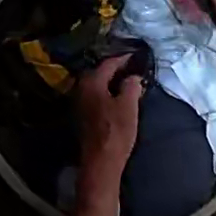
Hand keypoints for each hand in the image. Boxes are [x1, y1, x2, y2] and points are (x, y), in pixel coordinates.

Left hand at [74, 54, 142, 213]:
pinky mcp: (82, 114)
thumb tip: (133, 76)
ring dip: (110, 81)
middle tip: (131, 67)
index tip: (135, 55)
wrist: (100, 160)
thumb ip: (131, 86)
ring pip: (96, 84)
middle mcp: (81, 88)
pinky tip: (117, 96)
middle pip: (99, 72)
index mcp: (91, 82)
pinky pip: (95, 95)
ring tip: (127, 80)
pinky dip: (106, 91)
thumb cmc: (115, 130)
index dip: (122, 59)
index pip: (108, 64)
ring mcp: (79, 101)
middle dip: (115, 68)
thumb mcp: (128, 106)